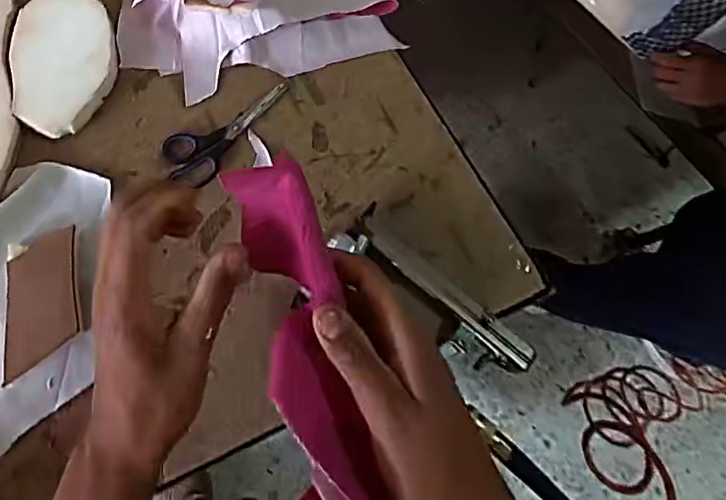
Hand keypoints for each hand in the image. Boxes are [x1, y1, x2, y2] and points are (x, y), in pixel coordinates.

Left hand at [71, 184, 249, 496]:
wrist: (119, 442)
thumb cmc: (157, 403)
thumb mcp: (193, 351)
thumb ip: (214, 295)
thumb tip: (239, 248)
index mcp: (125, 293)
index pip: (133, 224)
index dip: (165, 200)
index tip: (200, 200)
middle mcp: (107, 283)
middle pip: (118, 214)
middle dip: (157, 194)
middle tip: (196, 200)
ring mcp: (103, 287)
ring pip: (116, 224)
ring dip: (151, 208)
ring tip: (189, 217)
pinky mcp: (108, 295)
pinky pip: (119, 241)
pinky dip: (145, 225)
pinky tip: (173, 239)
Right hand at [312, 252, 510, 499]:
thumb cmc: (436, 465)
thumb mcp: (390, 412)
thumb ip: (357, 360)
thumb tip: (323, 308)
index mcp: (409, 340)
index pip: (371, 280)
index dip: (339, 263)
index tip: (303, 259)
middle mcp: (407, 348)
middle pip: (364, 303)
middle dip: (328, 294)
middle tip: (288, 294)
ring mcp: (403, 373)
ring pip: (362, 333)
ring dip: (330, 327)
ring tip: (294, 328)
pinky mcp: (397, 398)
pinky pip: (363, 364)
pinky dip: (338, 357)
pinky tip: (317, 370)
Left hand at [648, 46, 725, 107]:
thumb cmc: (725, 65)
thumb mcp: (707, 51)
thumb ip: (689, 48)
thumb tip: (673, 47)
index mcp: (692, 63)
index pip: (664, 60)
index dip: (656, 57)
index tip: (655, 54)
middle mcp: (686, 78)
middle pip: (659, 73)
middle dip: (655, 68)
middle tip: (656, 64)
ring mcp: (686, 91)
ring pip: (661, 86)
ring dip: (659, 79)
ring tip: (662, 75)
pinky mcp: (689, 101)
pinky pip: (670, 95)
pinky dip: (667, 89)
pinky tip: (671, 85)